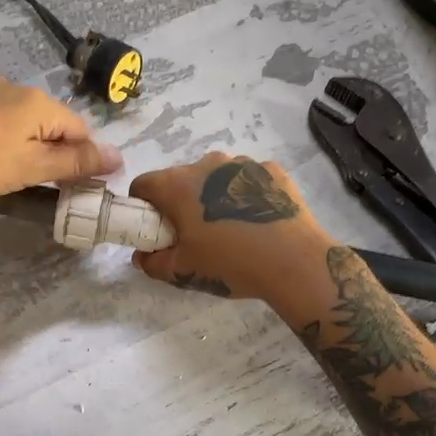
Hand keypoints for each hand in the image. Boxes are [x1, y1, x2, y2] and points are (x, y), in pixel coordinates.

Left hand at [0, 78, 121, 203]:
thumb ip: (76, 162)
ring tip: (12, 174)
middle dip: (56, 151)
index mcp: (40, 102)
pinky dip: (4, 139)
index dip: (85, 159)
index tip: (75, 188)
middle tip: (42, 185)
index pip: (81, 129)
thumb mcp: (33, 168)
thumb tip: (119, 156)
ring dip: (29, 145)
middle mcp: (17, 87)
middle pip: (53, 122)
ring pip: (24, 120)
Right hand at [130, 153, 335, 301]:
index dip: (142, 206)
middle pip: (181, 179)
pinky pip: (247, 180)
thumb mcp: (184, 271)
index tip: (154, 228)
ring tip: (230, 229)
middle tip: (192, 235)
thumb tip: (141, 256)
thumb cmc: (230, 264)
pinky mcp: (272, 171)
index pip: (144, 184)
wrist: (294, 261)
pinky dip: (244, 196)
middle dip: (179, 203)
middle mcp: (208, 164)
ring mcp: (243, 164)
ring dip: (213, 197)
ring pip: (216, 177)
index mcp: (179, 186)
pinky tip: (256, 222)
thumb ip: (153, 263)